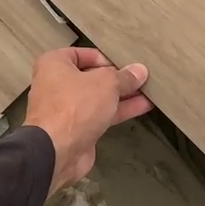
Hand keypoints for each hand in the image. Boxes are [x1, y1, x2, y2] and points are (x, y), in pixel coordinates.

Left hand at [24, 47, 151, 195]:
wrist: (57, 151)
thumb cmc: (76, 105)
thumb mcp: (106, 84)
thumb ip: (124, 77)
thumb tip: (140, 70)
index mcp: (54, 64)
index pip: (82, 54)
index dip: (105, 58)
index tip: (125, 64)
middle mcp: (57, 84)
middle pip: (92, 77)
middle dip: (117, 78)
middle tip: (142, 76)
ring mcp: (67, 108)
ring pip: (99, 97)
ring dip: (123, 95)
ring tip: (149, 90)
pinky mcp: (78, 129)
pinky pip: (101, 114)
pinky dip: (120, 110)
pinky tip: (143, 106)